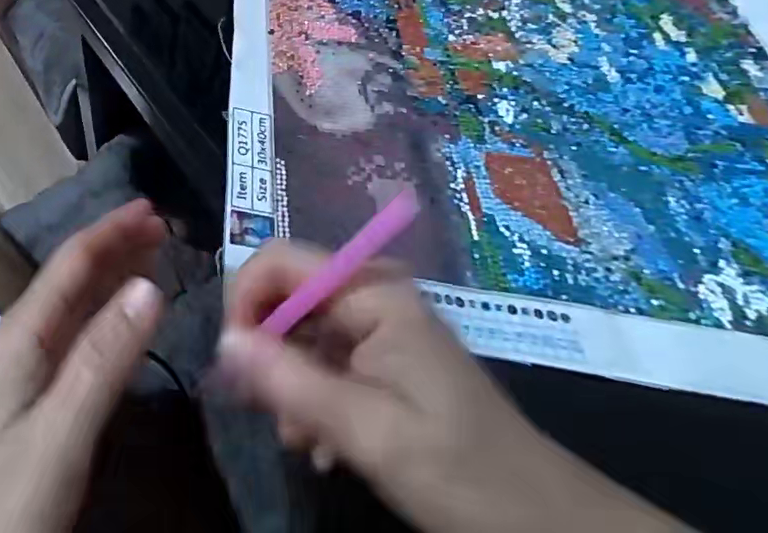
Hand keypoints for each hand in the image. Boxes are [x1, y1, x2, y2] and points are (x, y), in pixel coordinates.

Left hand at [0, 201, 166, 532]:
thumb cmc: (3, 500)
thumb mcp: (58, 431)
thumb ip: (102, 360)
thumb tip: (151, 285)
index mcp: (25, 332)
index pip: (73, 262)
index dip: (112, 229)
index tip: (153, 207)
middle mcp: (27, 340)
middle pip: (76, 276)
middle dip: (117, 244)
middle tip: (164, 226)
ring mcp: (32, 371)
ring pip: (81, 303)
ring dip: (116, 274)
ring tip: (154, 255)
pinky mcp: (42, 401)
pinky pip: (83, 336)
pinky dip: (112, 314)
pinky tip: (128, 318)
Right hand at [217, 241, 685, 532]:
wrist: (545, 522)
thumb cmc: (461, 472)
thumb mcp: (367, 431)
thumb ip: (290, 383)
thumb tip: (221, 343)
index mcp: (372, 291)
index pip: (280, 260)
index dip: (245, 300)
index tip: (235, 361)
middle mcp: (371, 294)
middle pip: (287, 294)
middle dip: (267, 349)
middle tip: (266, 410)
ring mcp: (378, 324)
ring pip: (299, 329)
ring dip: (287, 380)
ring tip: (300, 439)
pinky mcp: (383, 356)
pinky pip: (323, 356)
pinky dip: (311, 394)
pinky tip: (321, 443)